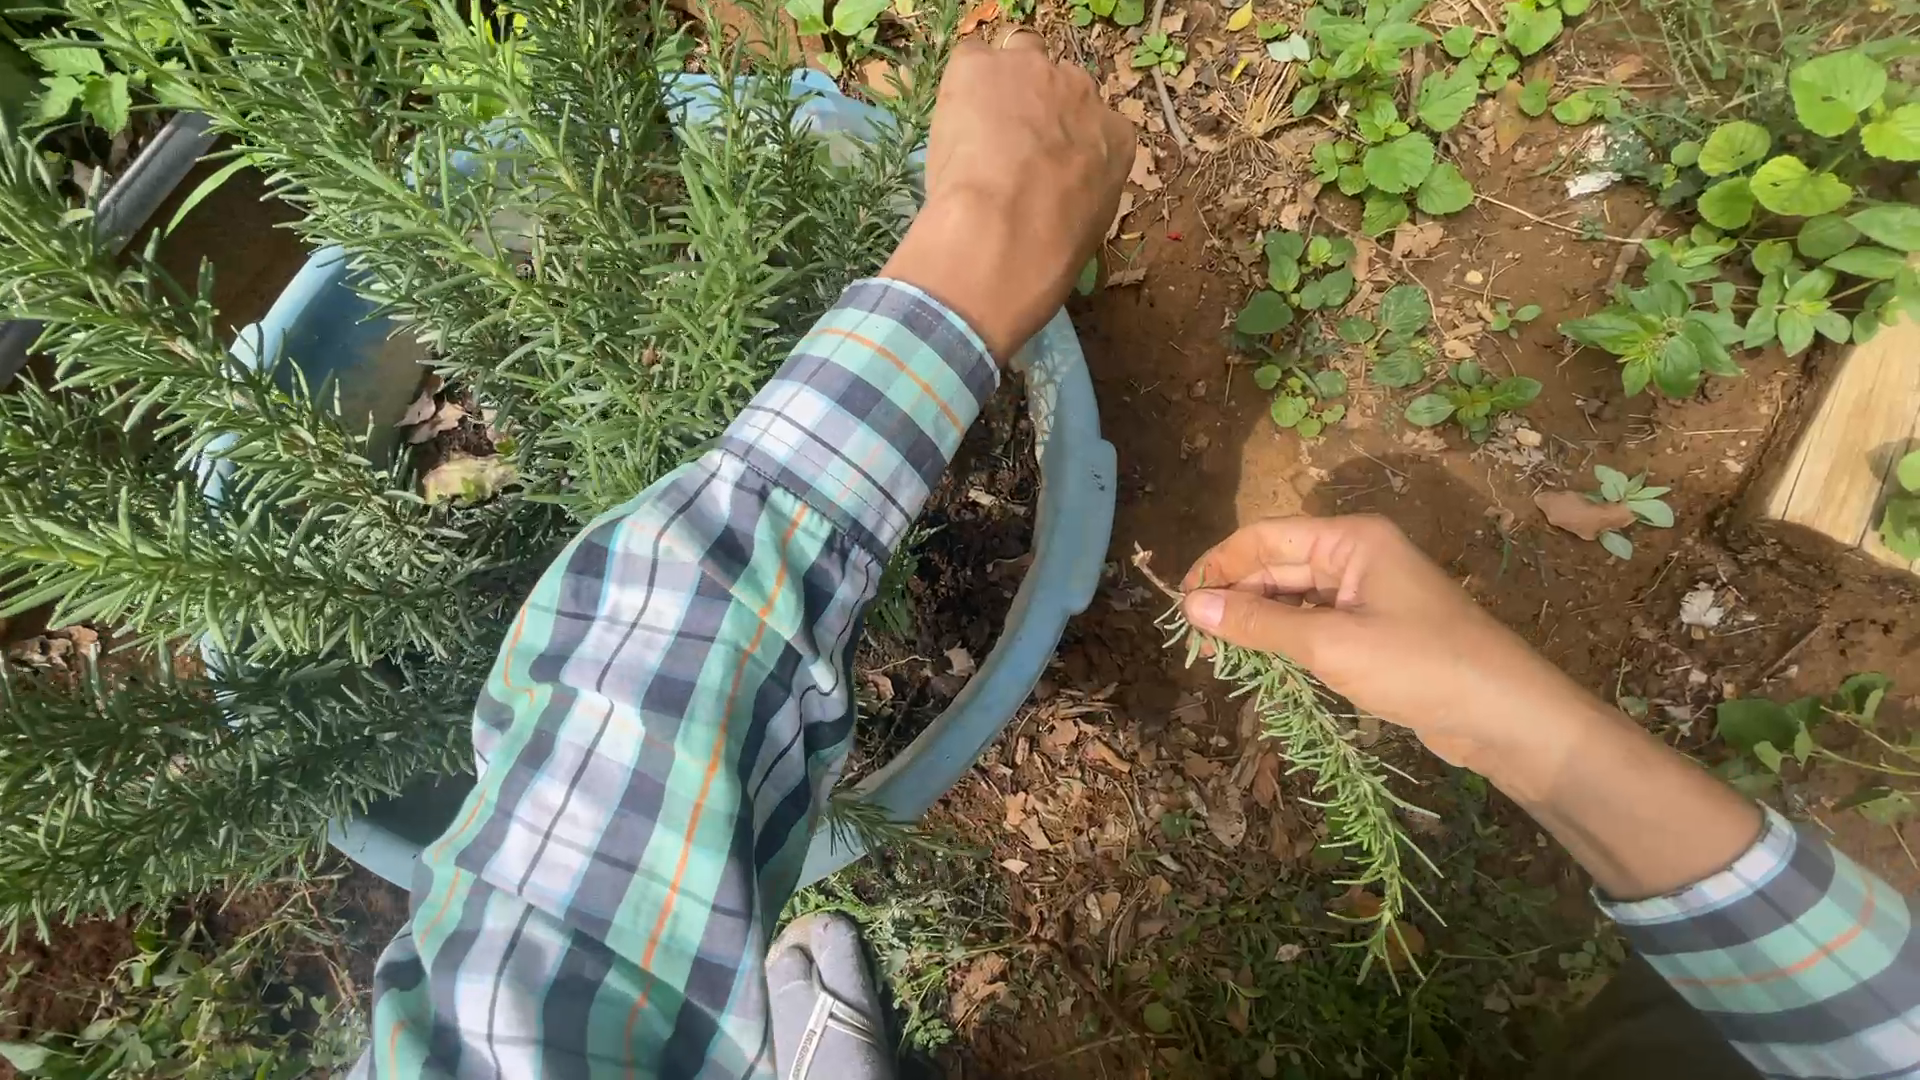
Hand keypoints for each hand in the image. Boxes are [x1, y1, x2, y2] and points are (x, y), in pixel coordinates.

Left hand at [881, 33, 1133, 362]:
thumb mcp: (1085, 235)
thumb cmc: (1050, 256)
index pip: (1094, 127)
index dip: (1064, 149)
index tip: (1043, 174)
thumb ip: (1079, 202)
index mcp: (1116, 140)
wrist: (1005, 236)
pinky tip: (951, 132)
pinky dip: (959, 91)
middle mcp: (1082, 93)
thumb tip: (1061, 210)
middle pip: (1057, 88)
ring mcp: (1032, 71)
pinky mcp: (981, 68)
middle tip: (1007, 158)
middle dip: (1035, 114)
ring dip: (1000, 90)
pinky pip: (969, 64)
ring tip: (977, 139)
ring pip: (1017, 61)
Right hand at [1179, 514, 1599, 798]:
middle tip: (1195, 639)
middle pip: (1274, 566)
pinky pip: (1309, 622)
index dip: (1217, 565)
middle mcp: (1354, 556)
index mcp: (1349, 540)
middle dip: (1232, 598)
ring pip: (1289, 597)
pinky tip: (1258, 660)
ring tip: (1218, 653)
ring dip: (1254, 622)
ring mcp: (1363, 593)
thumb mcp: (1328, 645)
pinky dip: (1281, 638)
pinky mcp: (1370, 627)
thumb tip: (1190, 606)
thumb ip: (1255, 623)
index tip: (1181, 602)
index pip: (1263, 538)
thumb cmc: (1420, 666)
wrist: (1511, 720)